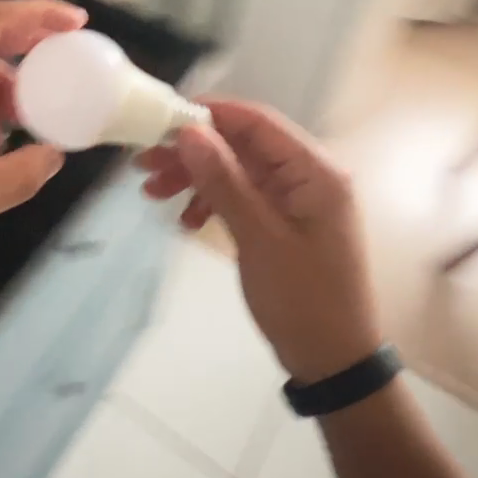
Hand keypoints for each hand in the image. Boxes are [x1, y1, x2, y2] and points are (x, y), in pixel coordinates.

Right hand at [135, 99, 382, 382]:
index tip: (162, 120)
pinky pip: (240, 194)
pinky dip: (210, 201)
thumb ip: (224, 181)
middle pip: (241, 144)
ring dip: (194, 177)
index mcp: (315, 170)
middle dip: (192, 151)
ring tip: (152, 192)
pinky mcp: (282, 218)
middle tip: (145, 163)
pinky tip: (186, 222)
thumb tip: (188, 131)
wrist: (333, 364)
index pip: (257, 121)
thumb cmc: (303, 300)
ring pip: (235, 168)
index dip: (209, 113)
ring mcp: (294, 197)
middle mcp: (307, 174)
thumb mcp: (259, 239)